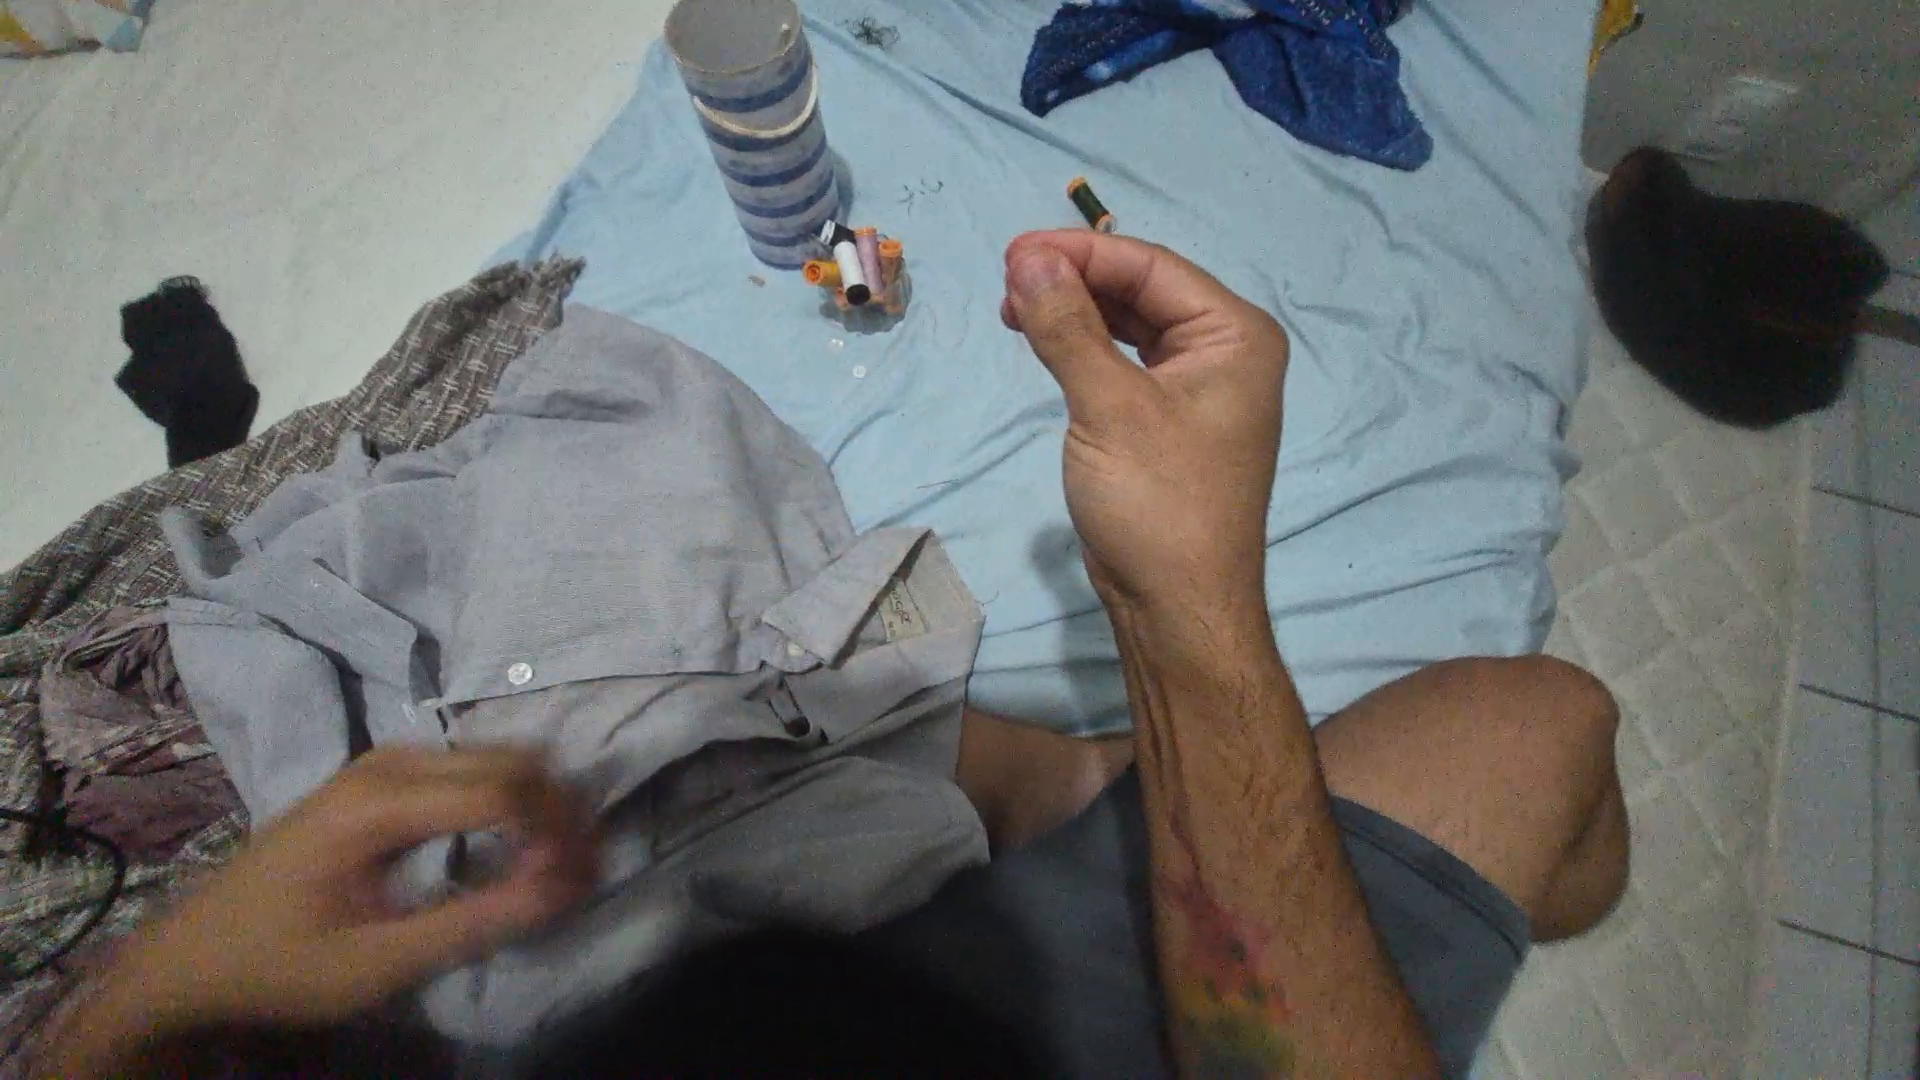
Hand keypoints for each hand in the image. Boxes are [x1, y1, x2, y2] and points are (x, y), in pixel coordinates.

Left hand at [48, 745, 596, 1069]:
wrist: (186, 960)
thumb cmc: (277, 966)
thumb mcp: (375, 964)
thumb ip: (477, 921)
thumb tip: (568, 885)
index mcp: (376, 802)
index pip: (503, 791)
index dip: (555, 830)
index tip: (578, 877)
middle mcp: (393, 760)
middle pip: (517, 761)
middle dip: (563, 811)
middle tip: (582, 865)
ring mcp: (395, 756)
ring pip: (509, 754)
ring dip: (547, 800)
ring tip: (559, 854)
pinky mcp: (398, 766)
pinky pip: (486, 762)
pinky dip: (521, 796)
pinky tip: (523, 837)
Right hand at [1002, 231, 1288, 618]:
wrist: (1176, 603)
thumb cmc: (1156, 502)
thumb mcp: (1109, 407)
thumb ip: (1069, 328)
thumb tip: (1027, 258)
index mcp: (1234, 335)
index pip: (1151, 268)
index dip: (1080, 253)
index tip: (1012, 252)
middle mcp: (1223, 354)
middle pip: (1141, 293)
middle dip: (1074, 282)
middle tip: (1007, 282)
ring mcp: (1195, 391)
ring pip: (1129, 329)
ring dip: (1073, 315)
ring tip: (1013, 309)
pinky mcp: (1165, 423)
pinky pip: (1123, 367)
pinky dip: (1083, 352)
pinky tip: (1047, 344)